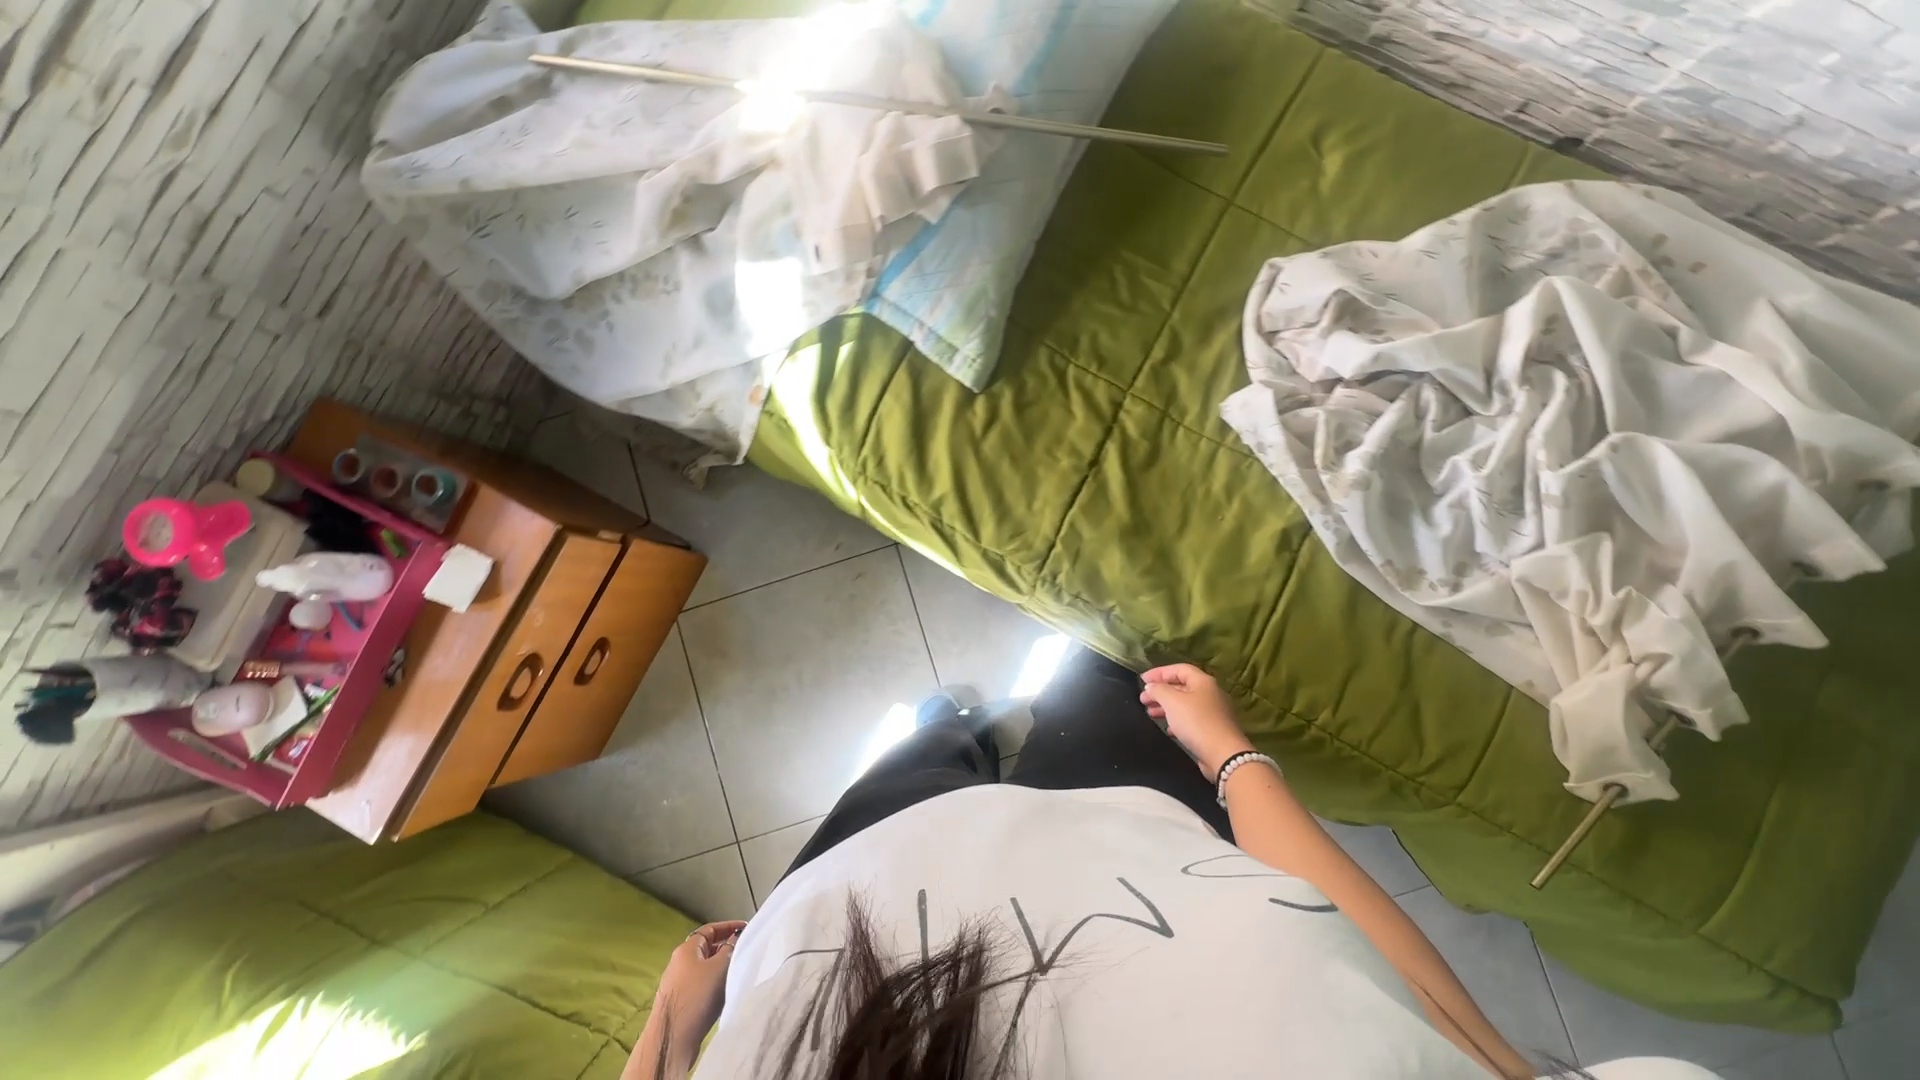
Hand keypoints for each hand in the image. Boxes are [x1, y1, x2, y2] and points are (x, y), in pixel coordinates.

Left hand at [658, 920, 746, 1046]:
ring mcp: (677, 984)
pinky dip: (714, 984)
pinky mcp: (679, 1002)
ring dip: (721, 967)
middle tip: (745, 951)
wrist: (673, 1038)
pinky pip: (701, 985)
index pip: (709, 929)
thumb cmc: (698, 996)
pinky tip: (724, 993)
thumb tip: (735, 939)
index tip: (746, 929)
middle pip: (706, 948)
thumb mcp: (720, 966)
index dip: (728, 927)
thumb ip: (730, 948)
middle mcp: (678, 963)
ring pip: (704, 968)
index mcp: (686, 949)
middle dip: (726, 947)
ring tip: (738, 972)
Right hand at [1141, 663, 1254, 777]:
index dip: (1159, 672)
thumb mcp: (1172, 701)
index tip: (1142, 680)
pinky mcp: (1213, 729)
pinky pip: (1191, 720)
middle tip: (1143, 699)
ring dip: (1166, 707)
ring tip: (1150, 713)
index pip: (1179, 669)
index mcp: (1203, 681)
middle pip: (1182, 687)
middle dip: (1161, 691)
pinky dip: (1177, 721)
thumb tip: (1151, 686)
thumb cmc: (1196, 722)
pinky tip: (1168, 729)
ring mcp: (1214, 712)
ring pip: (1185, 704)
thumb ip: (1158, 690)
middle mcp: (1211, 693)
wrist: (1223, 754)